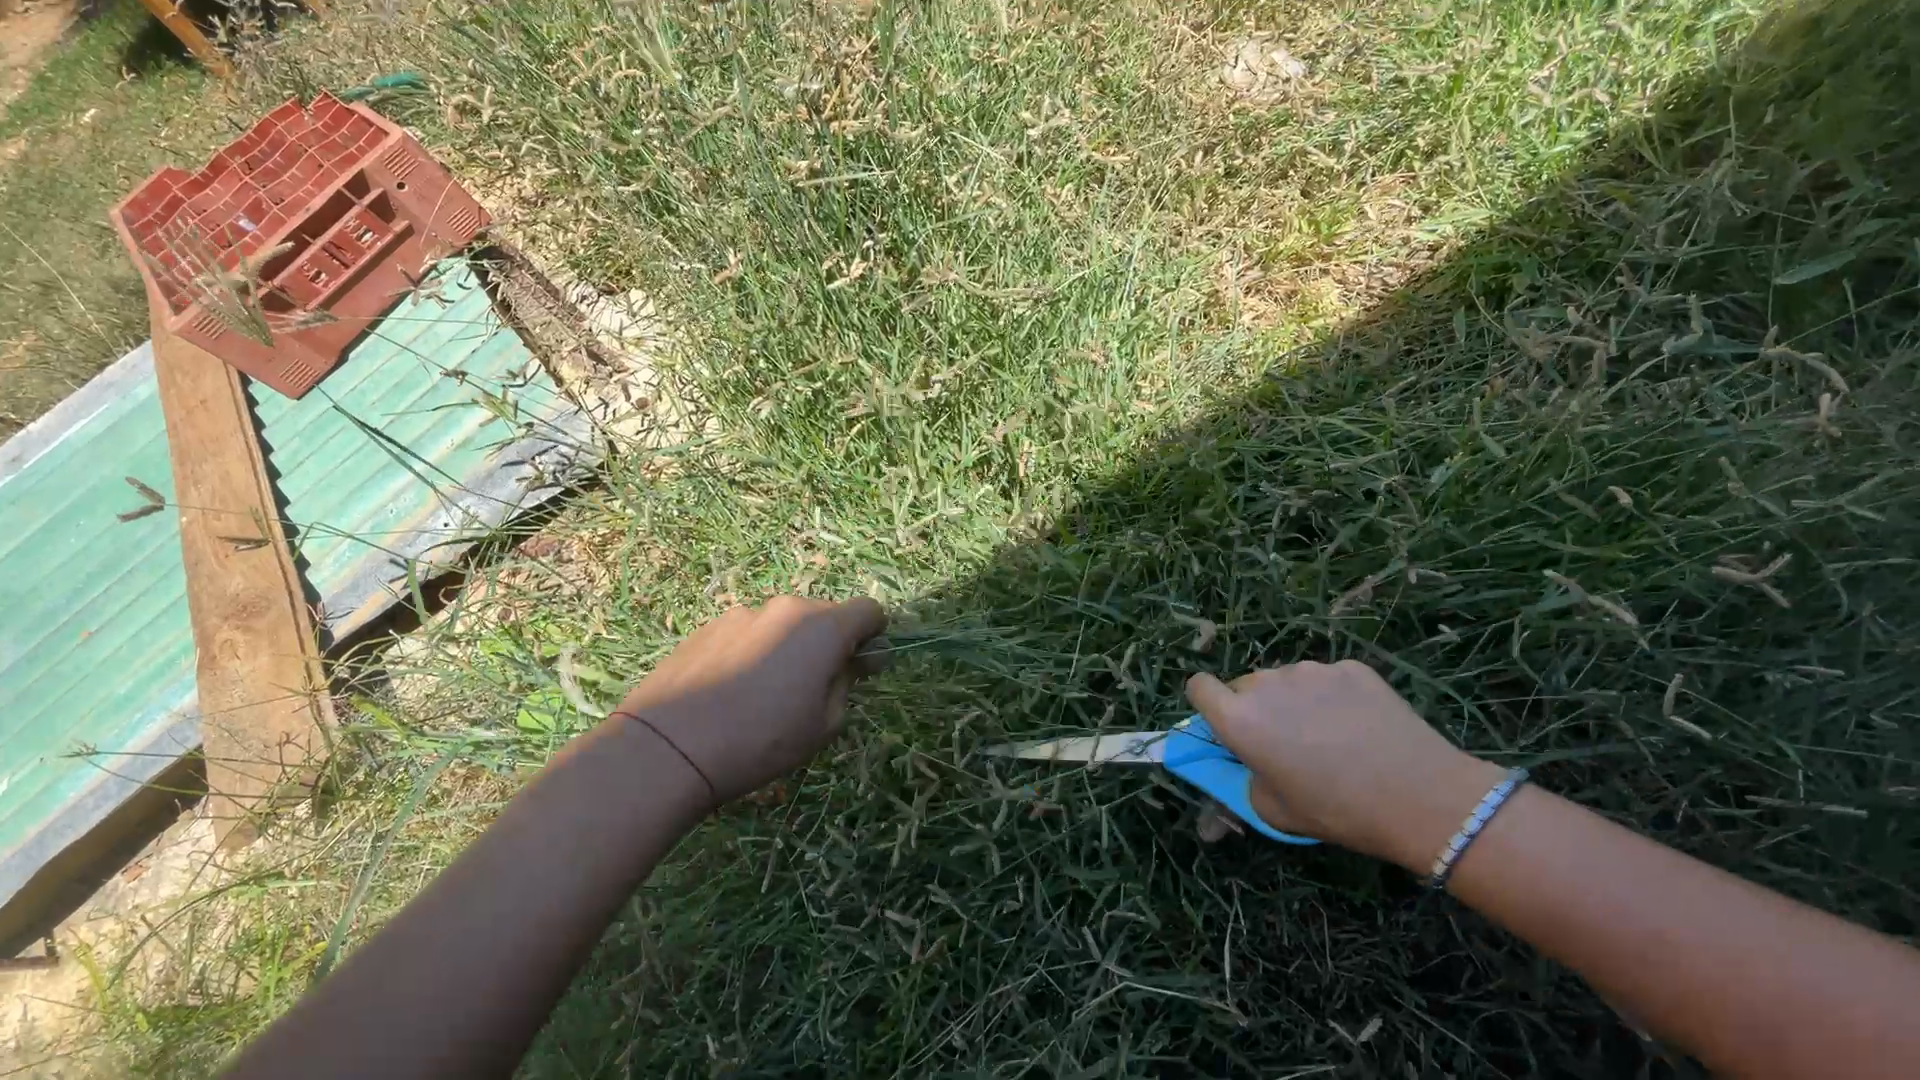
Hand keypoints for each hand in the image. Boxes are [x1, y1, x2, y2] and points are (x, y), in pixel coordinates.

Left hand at [613, 595, 888, 805]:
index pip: (869, 611)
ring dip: (787, 648)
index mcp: (822, 628)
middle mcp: (785, 608)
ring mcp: (742, 614)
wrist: (670, 746)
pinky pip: (747, 634)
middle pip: (824, 616)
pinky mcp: (707, 627)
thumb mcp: (824, 725)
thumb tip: (845, 667)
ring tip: (764, 695)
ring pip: (782, 625)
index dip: (873, 638)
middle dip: (828, 645)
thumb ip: (844, 685)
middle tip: (813, 689)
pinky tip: (731, 693)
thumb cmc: (762, 739)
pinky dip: (752, 653)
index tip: (861, 669)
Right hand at [1186, 661, 1501, 869]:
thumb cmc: (1336, 811)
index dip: (1208, 705)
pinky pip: (1327, 679)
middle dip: (1255, 708)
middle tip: (1284, 742)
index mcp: (1239, 719)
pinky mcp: (1351, 667)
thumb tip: (1243, 765)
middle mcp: (1267, 684)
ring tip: (1329, 736)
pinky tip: (1360, 726)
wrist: (1420, 796)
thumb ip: (1244, 780)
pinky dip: (1332, 697)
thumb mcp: (1274, 811)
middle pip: (1245, 685)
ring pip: (1287, 681)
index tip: (1226, 726)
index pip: (1198, 687)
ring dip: (1293, 701)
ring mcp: (1311, 671)